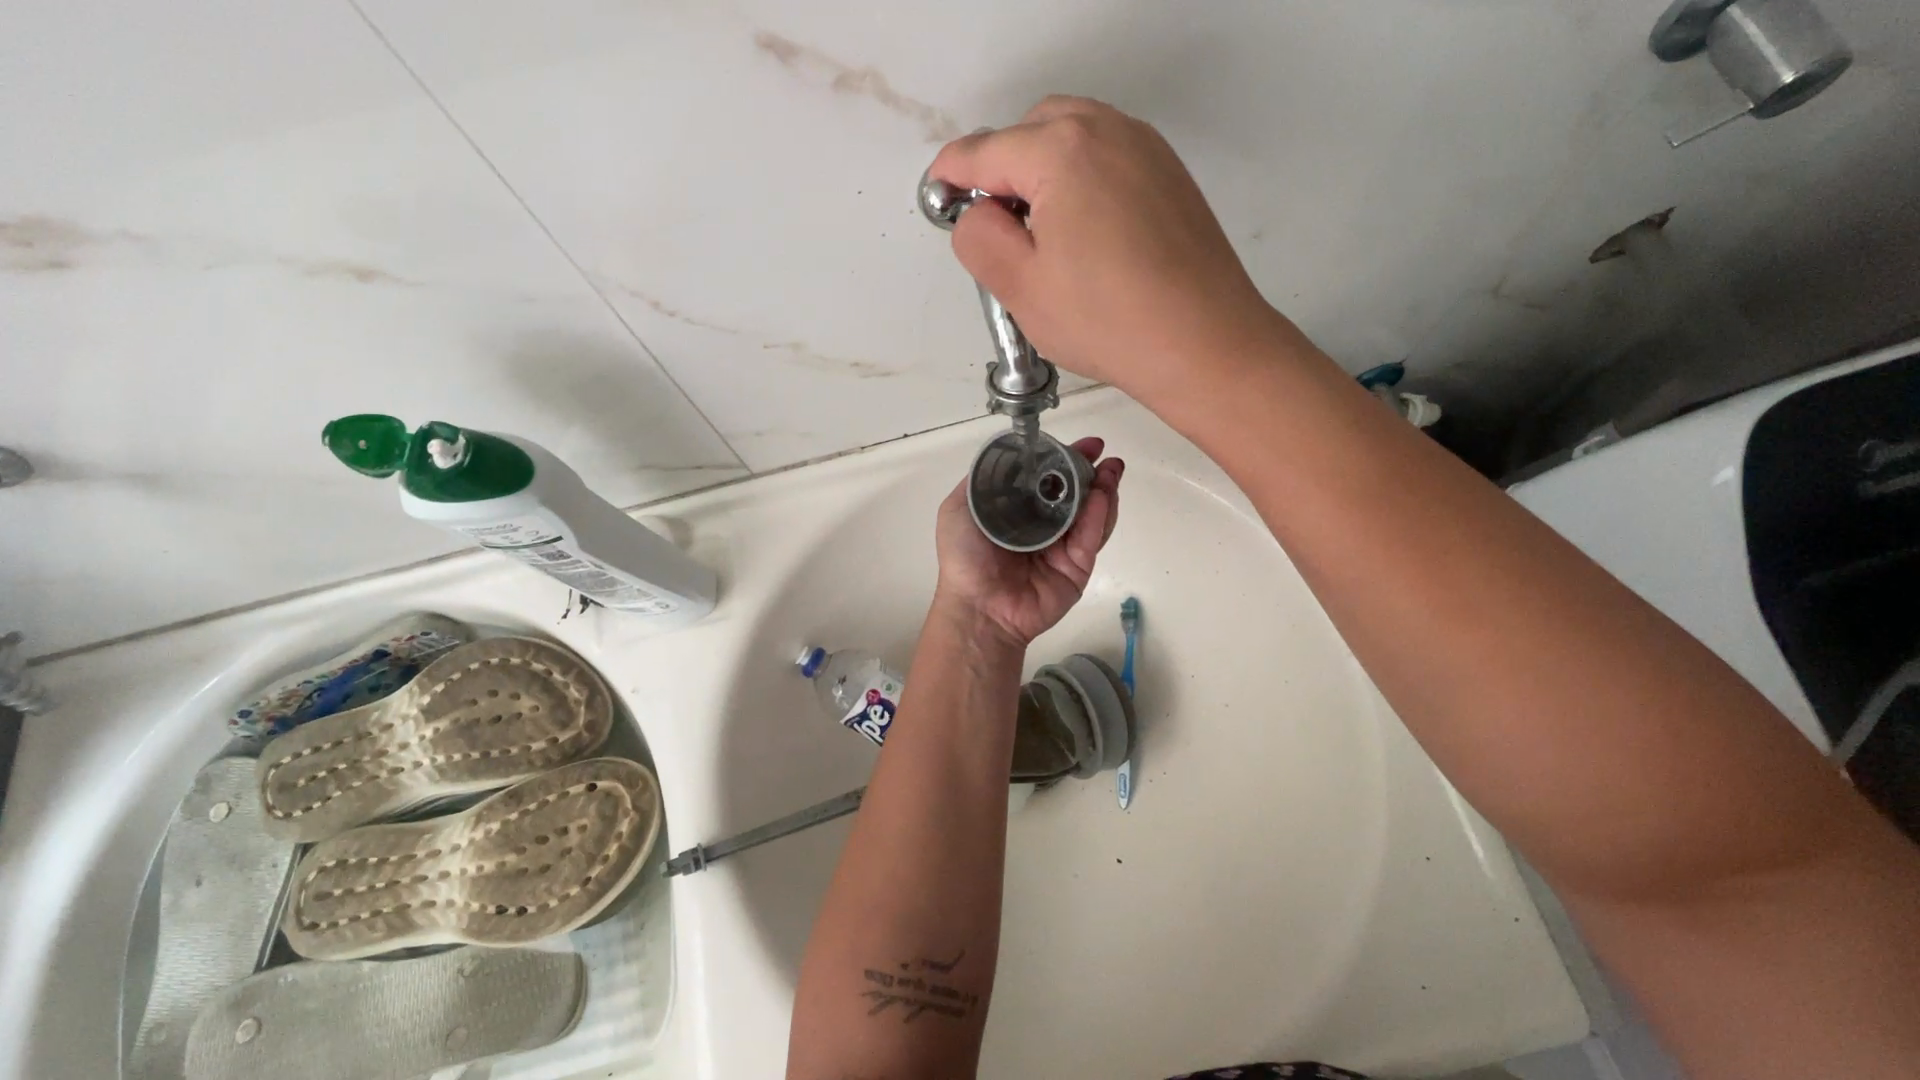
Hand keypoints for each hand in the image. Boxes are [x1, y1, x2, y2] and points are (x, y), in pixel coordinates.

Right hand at [928, 97, 1287, 401]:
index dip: (951, 179)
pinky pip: (1107, 157)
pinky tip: (1083, 236)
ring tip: (1039, 236)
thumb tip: (975, 213)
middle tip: (995, 229)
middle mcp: (1107, 131)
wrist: (1204, 344)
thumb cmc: (1114, 321)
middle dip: (1001, 170)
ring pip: (1071, 138)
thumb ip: (977, 236)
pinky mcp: (1168, 175)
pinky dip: (1081, 179)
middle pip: (1029, 130)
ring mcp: (1145, 149)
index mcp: (1061, 150)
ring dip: (1041, 172)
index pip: (983, 151)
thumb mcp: (1018, 286)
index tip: (939, 204)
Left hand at [934, 437, 1123, 647]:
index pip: (1046, 478)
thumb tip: (1009, 455)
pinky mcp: (1078, 566)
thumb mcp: (959, 509)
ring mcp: (1063, 546)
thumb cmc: (964, 558)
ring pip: (1090, 512)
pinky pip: (1091, 536)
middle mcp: (1044, 526)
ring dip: (1103, 488)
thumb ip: (981, 482)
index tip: (1082, 444)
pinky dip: (1099, 514)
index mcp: (1018, 511)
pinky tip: (1103, 495)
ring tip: (1111, 468)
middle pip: (1075, 492)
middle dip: (1091, 470)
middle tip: (1102, 453)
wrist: (978, 607)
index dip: (1063, 459)